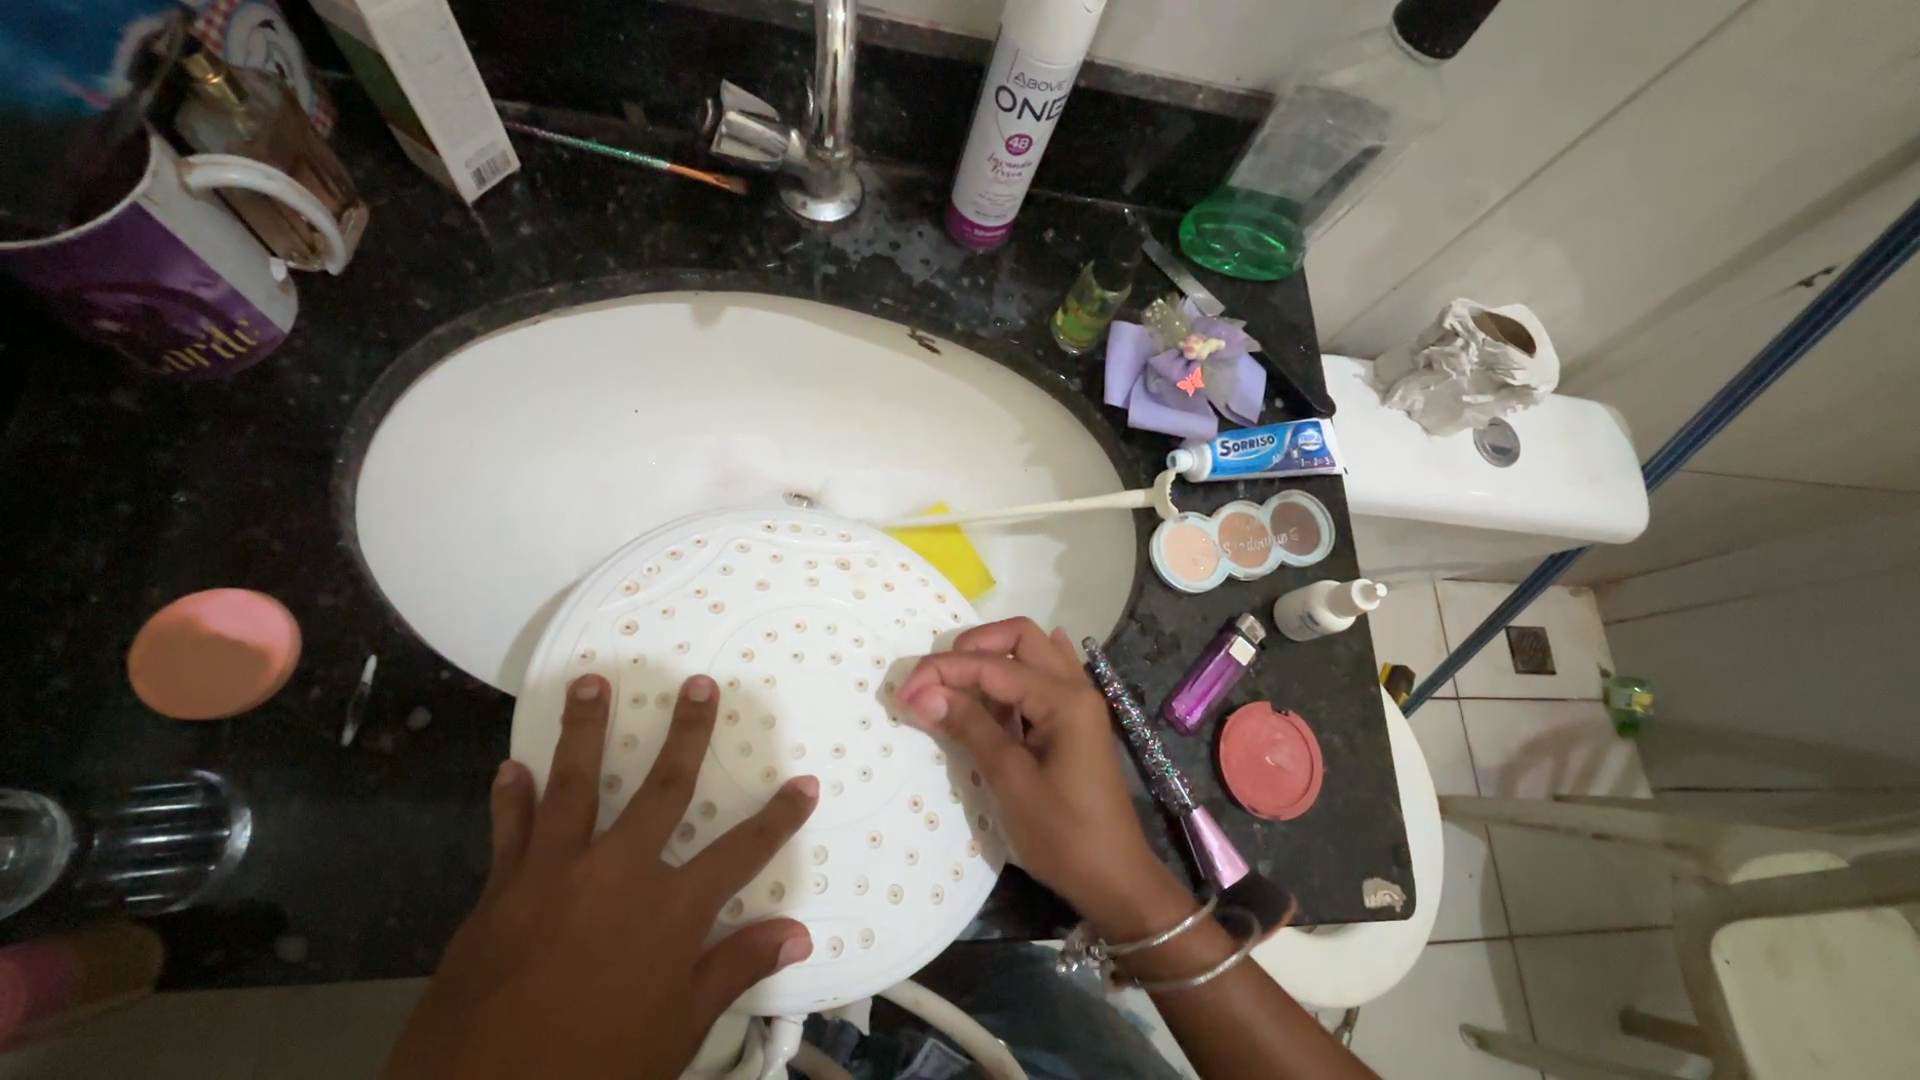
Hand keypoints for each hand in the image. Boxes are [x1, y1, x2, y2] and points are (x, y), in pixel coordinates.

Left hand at [383, 674, 818, 1079]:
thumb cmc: (595, 1064)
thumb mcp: (679, 1028)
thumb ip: (735, 969)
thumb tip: (799, 934)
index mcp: (671, 910)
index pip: (743, 851)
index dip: (779, 818)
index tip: (804, 783)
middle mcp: (619, 872)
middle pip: (664, 789)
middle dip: (687, 734)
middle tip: (698, 685)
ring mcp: (556, 872)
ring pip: (576, 785)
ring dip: (586, 731)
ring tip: (592, 683)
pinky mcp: (502, 889)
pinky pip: (509, 830)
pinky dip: (511, 798)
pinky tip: (510, 766)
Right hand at [895, 618, 1174, 924]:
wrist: (1115, 879)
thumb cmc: (1064, 835)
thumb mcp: (1010, 782)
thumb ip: (970, 728)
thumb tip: (923, 694)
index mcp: (1064, 699)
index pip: (993, 665)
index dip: (944, 671)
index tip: (904, 693)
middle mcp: (1076, 688)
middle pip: (1021, 636)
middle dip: (972, 648)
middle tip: (935, 680)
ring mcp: (1079, 703)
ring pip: (1033, 653)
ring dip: (991, 660)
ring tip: (955, 691)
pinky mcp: (1075, 722)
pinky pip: (1044, 678)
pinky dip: (1013, 675)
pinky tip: (994, 687)